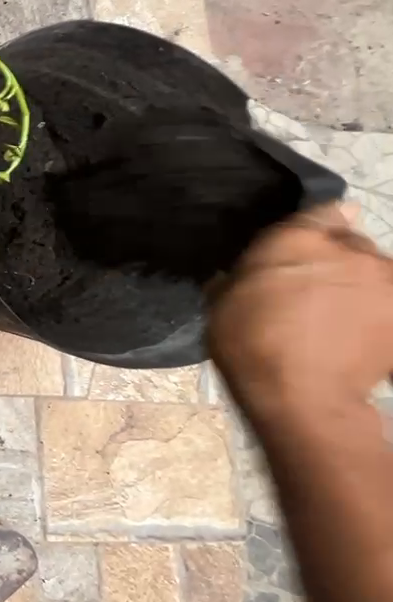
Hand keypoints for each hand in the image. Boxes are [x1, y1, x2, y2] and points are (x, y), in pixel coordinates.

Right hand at [210, 203, 392, 414]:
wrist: (300, 391)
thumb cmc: (245, 338)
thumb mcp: (226, 294)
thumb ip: (257, 266)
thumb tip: (274, 258)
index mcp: (299, 240)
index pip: (324, 210)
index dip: (314, 225)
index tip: (302, 240)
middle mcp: (355, 252)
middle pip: (354, 243)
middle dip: (336, 257)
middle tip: (313, 283)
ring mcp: (391, 284)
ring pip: (378, 272)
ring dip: (361, 283)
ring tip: (338, 310)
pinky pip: (389, 301)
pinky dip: (377, 309)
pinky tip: (357, 329)